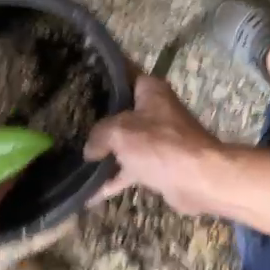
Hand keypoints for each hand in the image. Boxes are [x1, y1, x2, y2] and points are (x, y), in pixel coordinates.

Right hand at [84, 74, 225, 214]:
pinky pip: (129, 169)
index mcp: (151, 90)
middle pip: (122, 110)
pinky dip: (112, 180)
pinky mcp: (158, 163)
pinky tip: (89, 195)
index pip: (125, 74)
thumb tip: (90, 149)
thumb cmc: (159, 144)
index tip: (82, 79)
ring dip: (104, 153)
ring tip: (75, 159)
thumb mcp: (121, 131)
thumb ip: (100, 134)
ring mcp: (157, 138)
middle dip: (99, 119)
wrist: (197, 177)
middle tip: (72, 122)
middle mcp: (155, 109)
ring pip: (124, 142)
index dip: (104, 76)